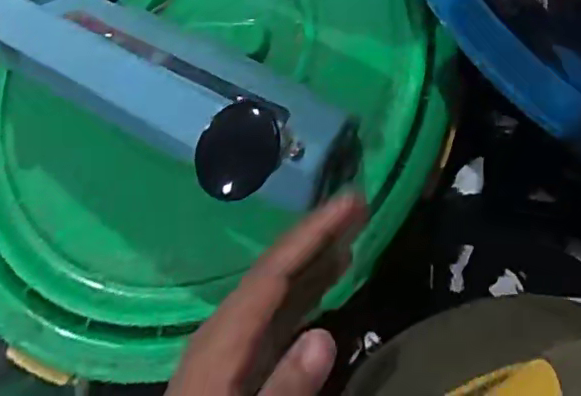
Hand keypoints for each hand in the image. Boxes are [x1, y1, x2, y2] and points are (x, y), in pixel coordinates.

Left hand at [164, 194, 367, 395]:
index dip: (315, 233)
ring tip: (351, 236)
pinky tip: (324, 288)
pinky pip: (275, 314)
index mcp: (222, 342)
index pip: (275, 272)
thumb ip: (283, 391)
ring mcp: (227, 350)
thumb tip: (325, 335)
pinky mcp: (233, 368)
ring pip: (276, 290)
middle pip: (275, 271)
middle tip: (358, 206)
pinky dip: (304, 292)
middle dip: (317, 236)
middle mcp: (223, 333)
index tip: (351, 203)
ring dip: (314, 260)